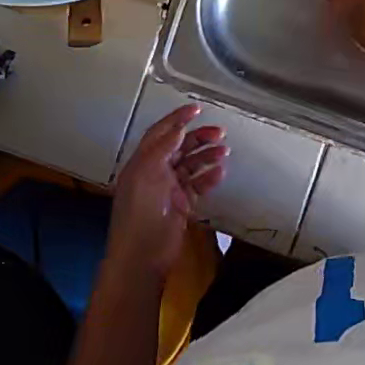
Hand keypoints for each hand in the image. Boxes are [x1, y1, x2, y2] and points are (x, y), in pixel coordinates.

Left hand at [108, 105, 227, 277]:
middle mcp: (155, 172)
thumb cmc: (139, 214)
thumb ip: (162, 149)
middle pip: (178, 147)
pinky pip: (197, 186)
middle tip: (219, 132)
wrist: (142, 256)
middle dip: (198, 137)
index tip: (196, 109)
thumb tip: (179, 127)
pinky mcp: (181, 205)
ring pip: (190, 165)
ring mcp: (168, 189)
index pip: (160, 133)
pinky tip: (221, 172)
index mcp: (142, 162)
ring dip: (206, 156)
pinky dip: (209, 177)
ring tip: (225, 150)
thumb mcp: (147, 175)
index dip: (177, 119)